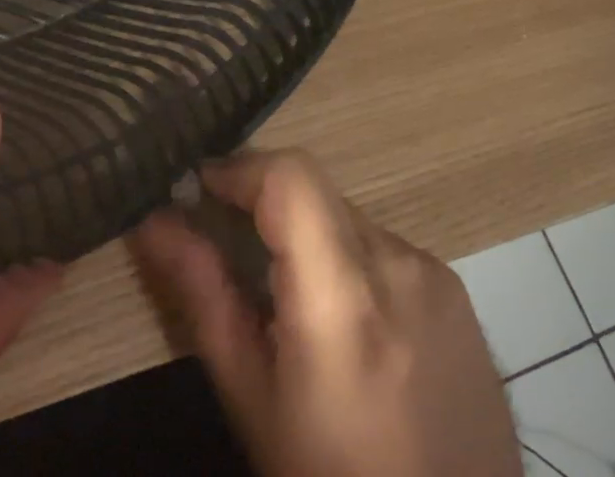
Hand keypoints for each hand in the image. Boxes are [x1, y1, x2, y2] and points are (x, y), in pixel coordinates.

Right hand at [132, 150, 518, 476]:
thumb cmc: (328, 473)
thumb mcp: (249, 393)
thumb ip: (202, 293)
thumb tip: (152, 221)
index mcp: (344, 298)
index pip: (291, 178)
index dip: (239, 169)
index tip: (200, 193)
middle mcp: (401, 268)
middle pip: (316, 195)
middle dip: (263, 209)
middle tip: (229, 258)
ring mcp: (439, 279)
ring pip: (348, 220)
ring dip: (306, 238)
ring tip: (287, 306)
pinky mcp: (461, 296)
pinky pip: (385, 249)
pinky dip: (347, 262)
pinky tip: (344, 327)